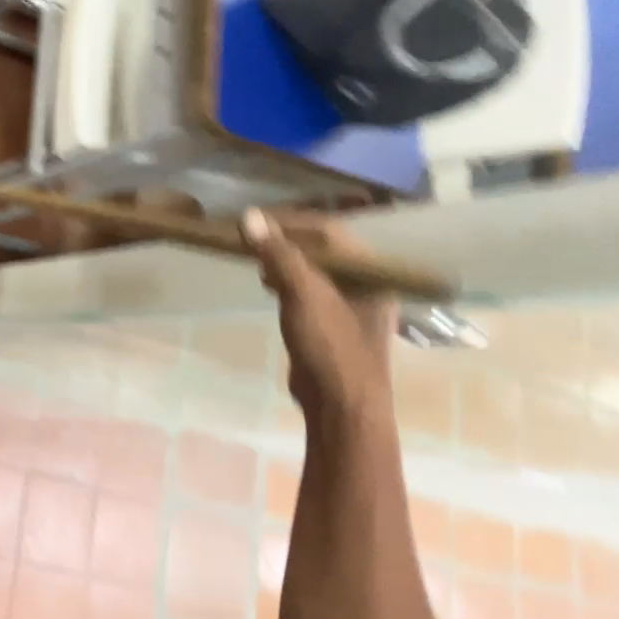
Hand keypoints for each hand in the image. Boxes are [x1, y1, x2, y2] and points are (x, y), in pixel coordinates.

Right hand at [239, 209, 396, 421]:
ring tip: (254, 262)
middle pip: (321, 248)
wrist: (341, 402)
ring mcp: (349, 304)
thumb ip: (279, 255)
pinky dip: (285, 281)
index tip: (252, 223)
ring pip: (313, 268)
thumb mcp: (303, 295)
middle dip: (283, 241)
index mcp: (370, 272)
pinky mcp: (331, 322)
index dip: (290, 222)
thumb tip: (248, 217)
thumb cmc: (330, 346)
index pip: (328, 231)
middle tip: (248, 242)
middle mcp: (365, 282)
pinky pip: (307, 289)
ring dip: (282, 260)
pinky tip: (268, 286)